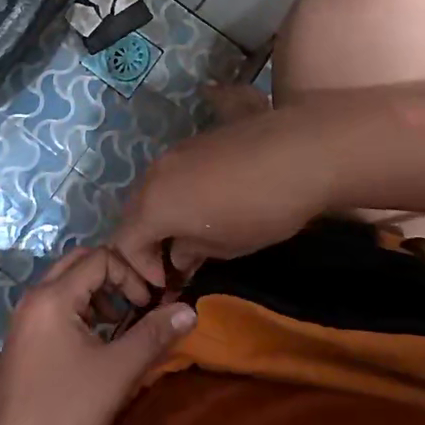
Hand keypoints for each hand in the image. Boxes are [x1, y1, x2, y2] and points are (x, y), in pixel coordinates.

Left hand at [0, 246, 197, 424]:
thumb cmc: (68, 414)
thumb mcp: (118, 371)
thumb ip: (154, 334)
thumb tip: (191, 309)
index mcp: (51, 297)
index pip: (99, 258)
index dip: (130, 276)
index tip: (148, 307)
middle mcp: (34, 298)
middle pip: (80, 263)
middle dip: (114, 277)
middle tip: (137, 305)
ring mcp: (25, 318)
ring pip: (67, 284)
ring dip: (99, 294)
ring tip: (122, 324)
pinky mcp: (25, 338)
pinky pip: (57, 305)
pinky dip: (83, 310)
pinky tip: (100, 341)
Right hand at [111, 105, 336, 286]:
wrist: (300, 152)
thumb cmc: (259, 211)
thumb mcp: (224, 246)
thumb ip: (190, 252)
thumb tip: (177, 255)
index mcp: (153, 205)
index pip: (125, 243)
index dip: (139, 269)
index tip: (166, 284)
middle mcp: (153, 174)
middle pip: (134, 214)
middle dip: (147, 242)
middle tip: (172, 264)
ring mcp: (174, 153)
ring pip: (153, 191)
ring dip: (163, 216)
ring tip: (191, 234)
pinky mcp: (195, 141)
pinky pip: (173, 174)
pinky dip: (178, 195)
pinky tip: (209, 205)